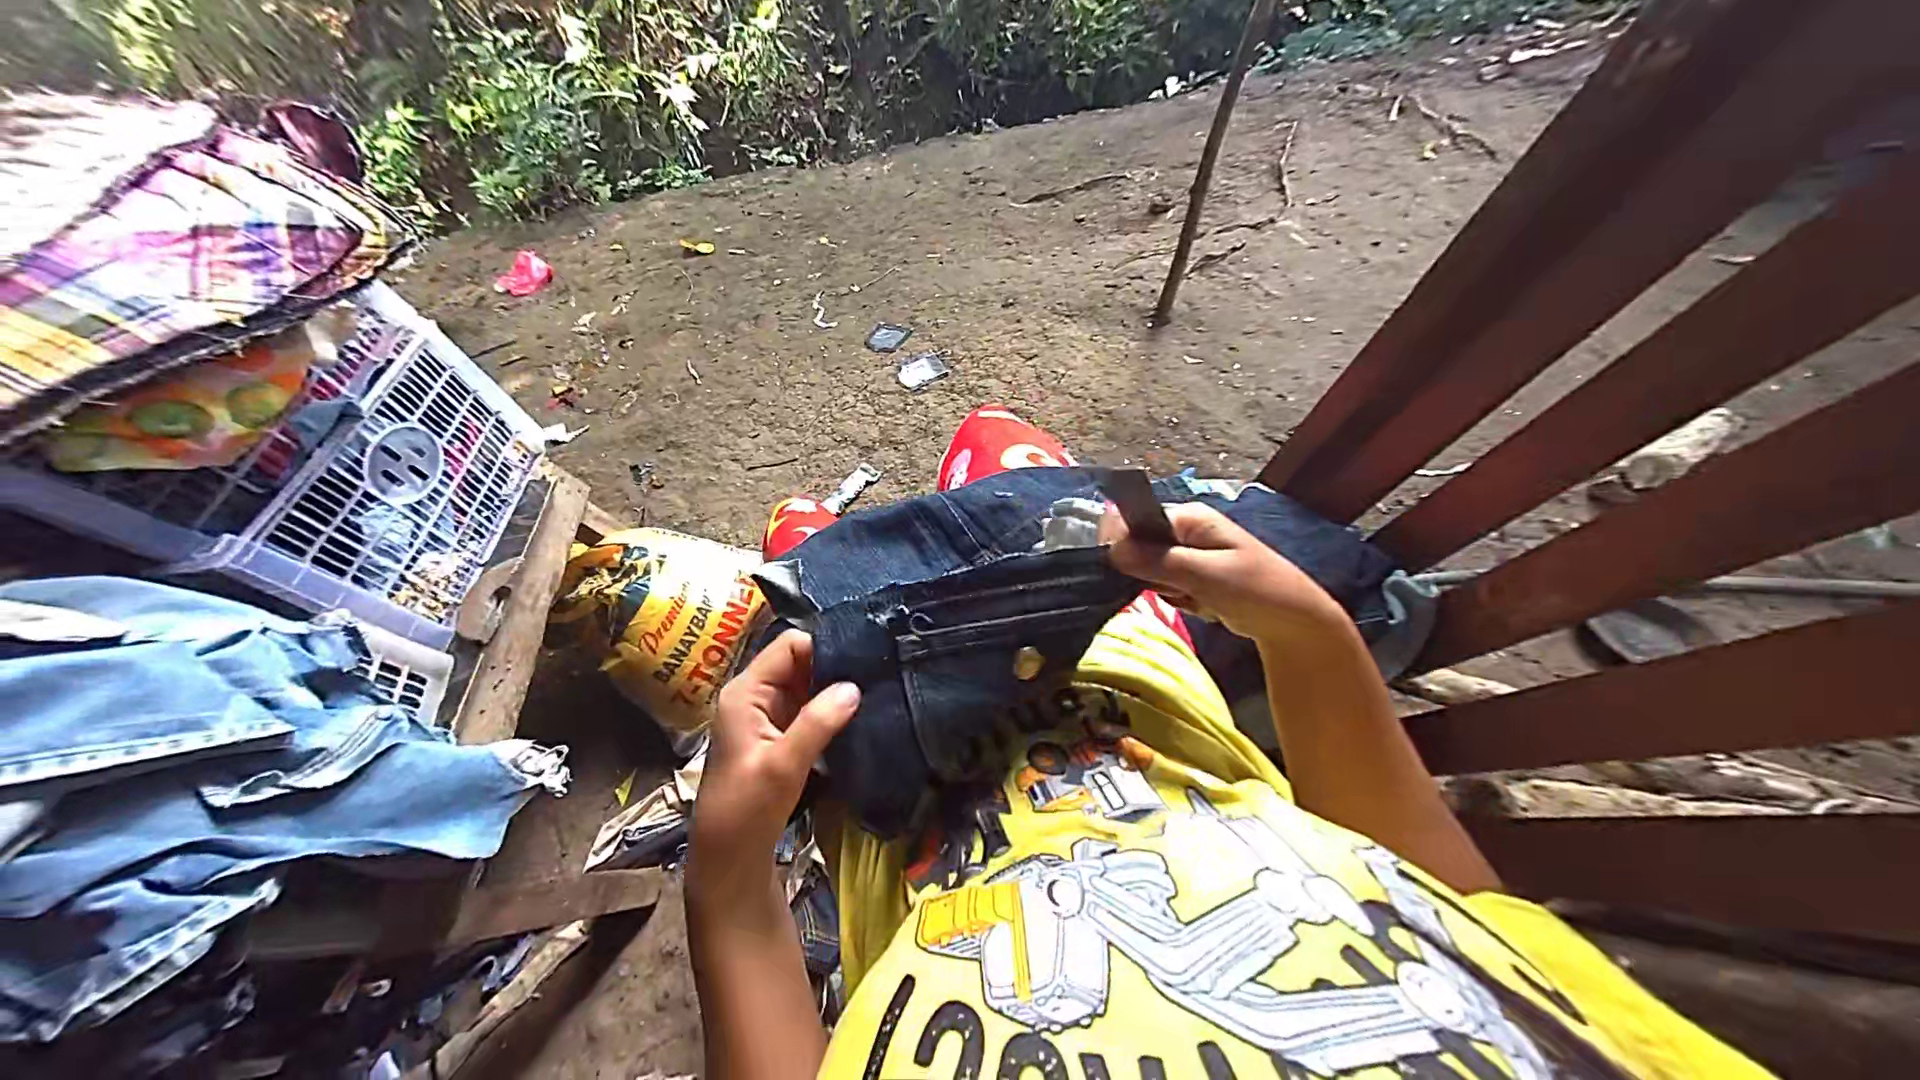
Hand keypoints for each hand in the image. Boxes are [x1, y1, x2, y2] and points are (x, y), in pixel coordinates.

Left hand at [691, 630, 859, 910]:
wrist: (730, 858)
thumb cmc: (746, 810)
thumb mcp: (782, 766)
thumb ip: (816, 723)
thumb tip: (853, 687)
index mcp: (746, 692)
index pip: (790, 646)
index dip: (824, 649)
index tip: (861, 662)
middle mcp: (756, 694)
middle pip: (802, 661)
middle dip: (835, 668)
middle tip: (875, 676)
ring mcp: (770, 713)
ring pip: (810, 683)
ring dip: (837, 688)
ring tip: (874, 691)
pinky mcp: (783, 732)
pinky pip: (812, 706)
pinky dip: (833, 708)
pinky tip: (859, 714)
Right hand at [1100, 501, 1347, 645]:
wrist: (1294, 622)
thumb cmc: (1255, 589)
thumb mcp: (1204, 574)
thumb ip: (1157, 561)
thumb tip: (1111, 550)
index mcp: (1189, 517)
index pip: (1137, 520)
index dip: (1123, 543)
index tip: (1124, 570)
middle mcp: (1185, 530)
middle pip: (1140, 547)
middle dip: (1149, 573)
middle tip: (1176, 589)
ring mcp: (1188, 554)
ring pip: (1150, 570)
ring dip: (1165, 589)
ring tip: (1193, 598)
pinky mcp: (1191, 576)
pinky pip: (1165, 586)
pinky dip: (1176, 599)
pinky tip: (1200, 606)